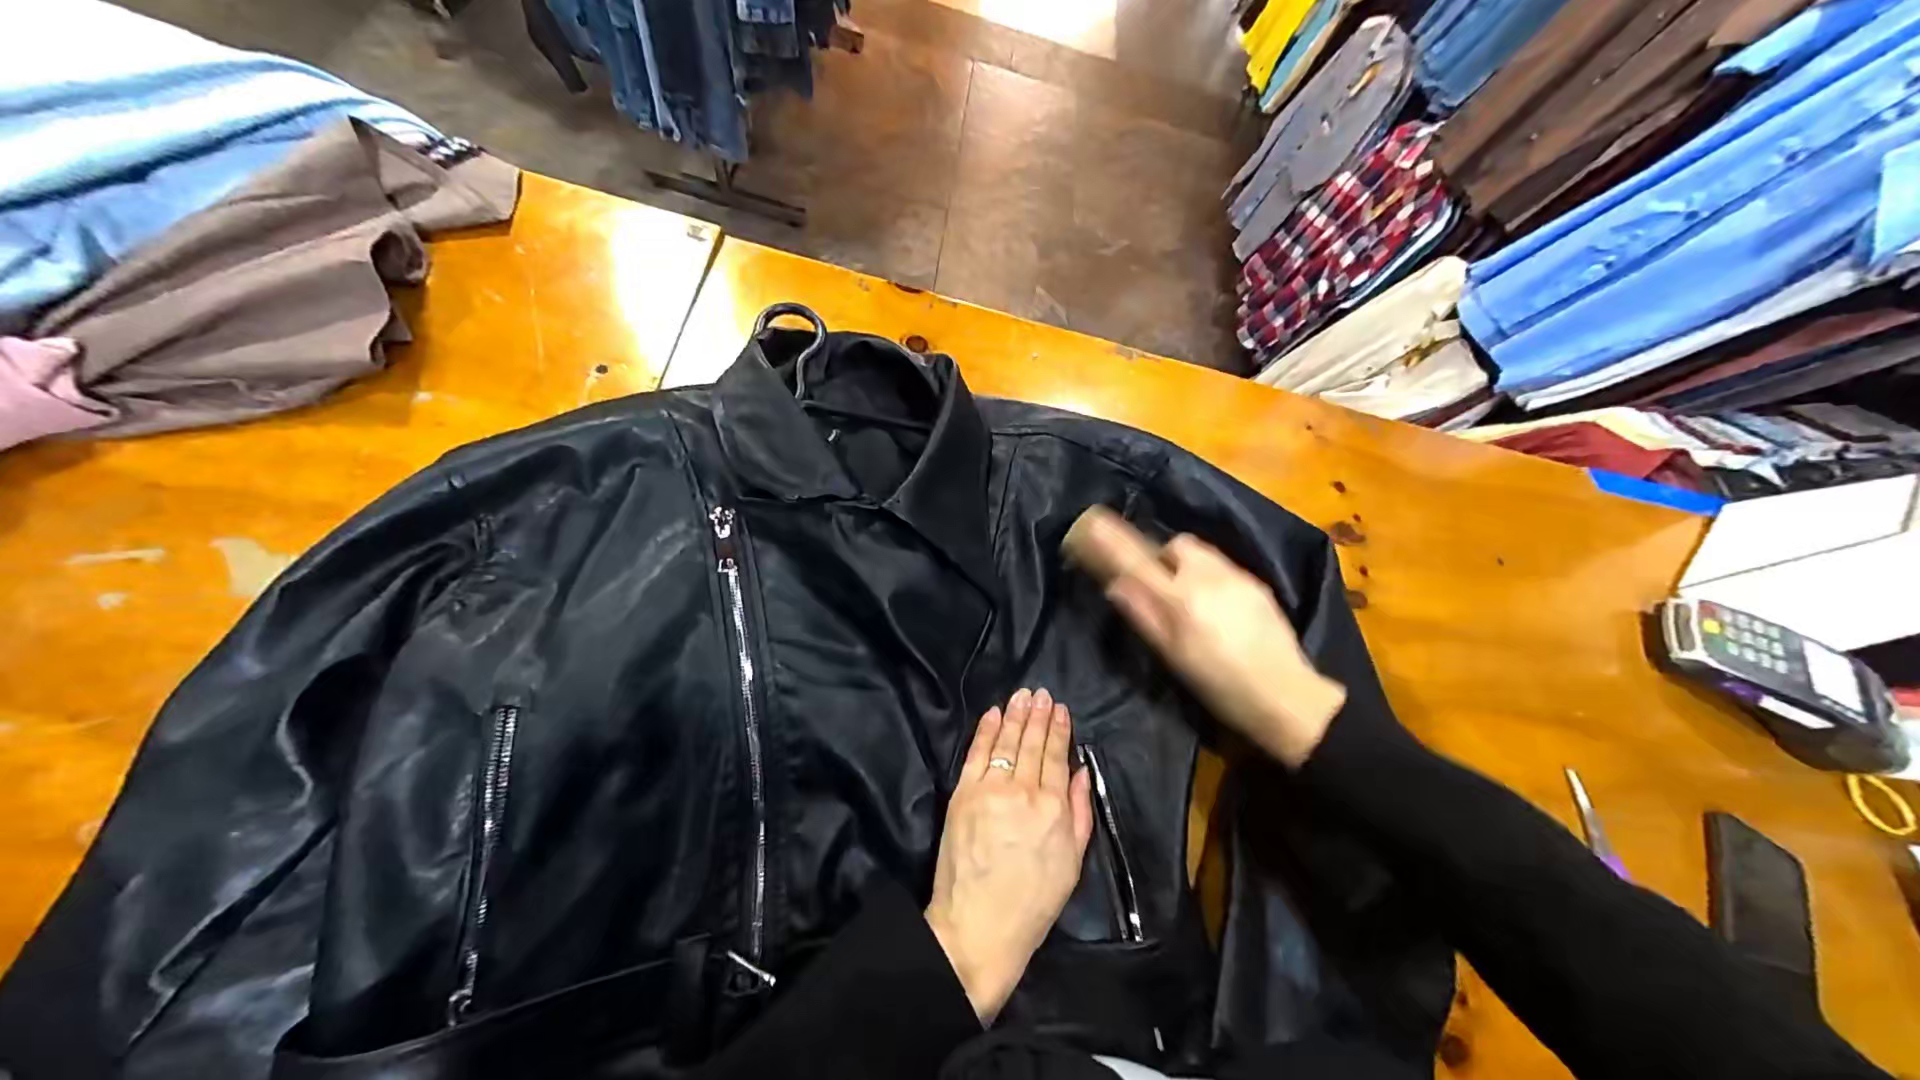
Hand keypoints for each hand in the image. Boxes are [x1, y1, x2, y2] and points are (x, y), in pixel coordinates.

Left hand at [925, 688, 1093, 1022]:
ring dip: (1015, 715)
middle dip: (1037, 715)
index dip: (1058, 730)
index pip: (1056, 757)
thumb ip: (1079, 812)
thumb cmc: (1033, 901)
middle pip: (1031, 744)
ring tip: (1022, 695)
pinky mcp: (962, 794)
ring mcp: (989, 790)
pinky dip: (986, 731)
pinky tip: (994, 714)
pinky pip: (977, 754)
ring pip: (1006, 743)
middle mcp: (1023, 791)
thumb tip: (1081, 771)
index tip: (1060, 709)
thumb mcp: (1072, 862)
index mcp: (1053, 808)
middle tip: (1041, 693)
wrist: (978, 925)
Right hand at [1098, 524, 1345, 767]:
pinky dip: (1208, 575)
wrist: (1286, 696)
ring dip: (1185, 564)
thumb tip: (1115, 584)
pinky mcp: (1256, 584)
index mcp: (1180, 598)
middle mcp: (1208, 577)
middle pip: (1174, 546)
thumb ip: (1142, 614)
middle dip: (1160, 556)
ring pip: (1200, 553)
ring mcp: (1237, 577)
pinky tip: (1215, 606)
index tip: (1091, 522)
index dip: (1111, 538)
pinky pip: (1222, 566)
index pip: (1136, 558)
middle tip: (1156, 584)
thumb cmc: (1219, 685)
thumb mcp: (1172, 655)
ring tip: (1187, 595)